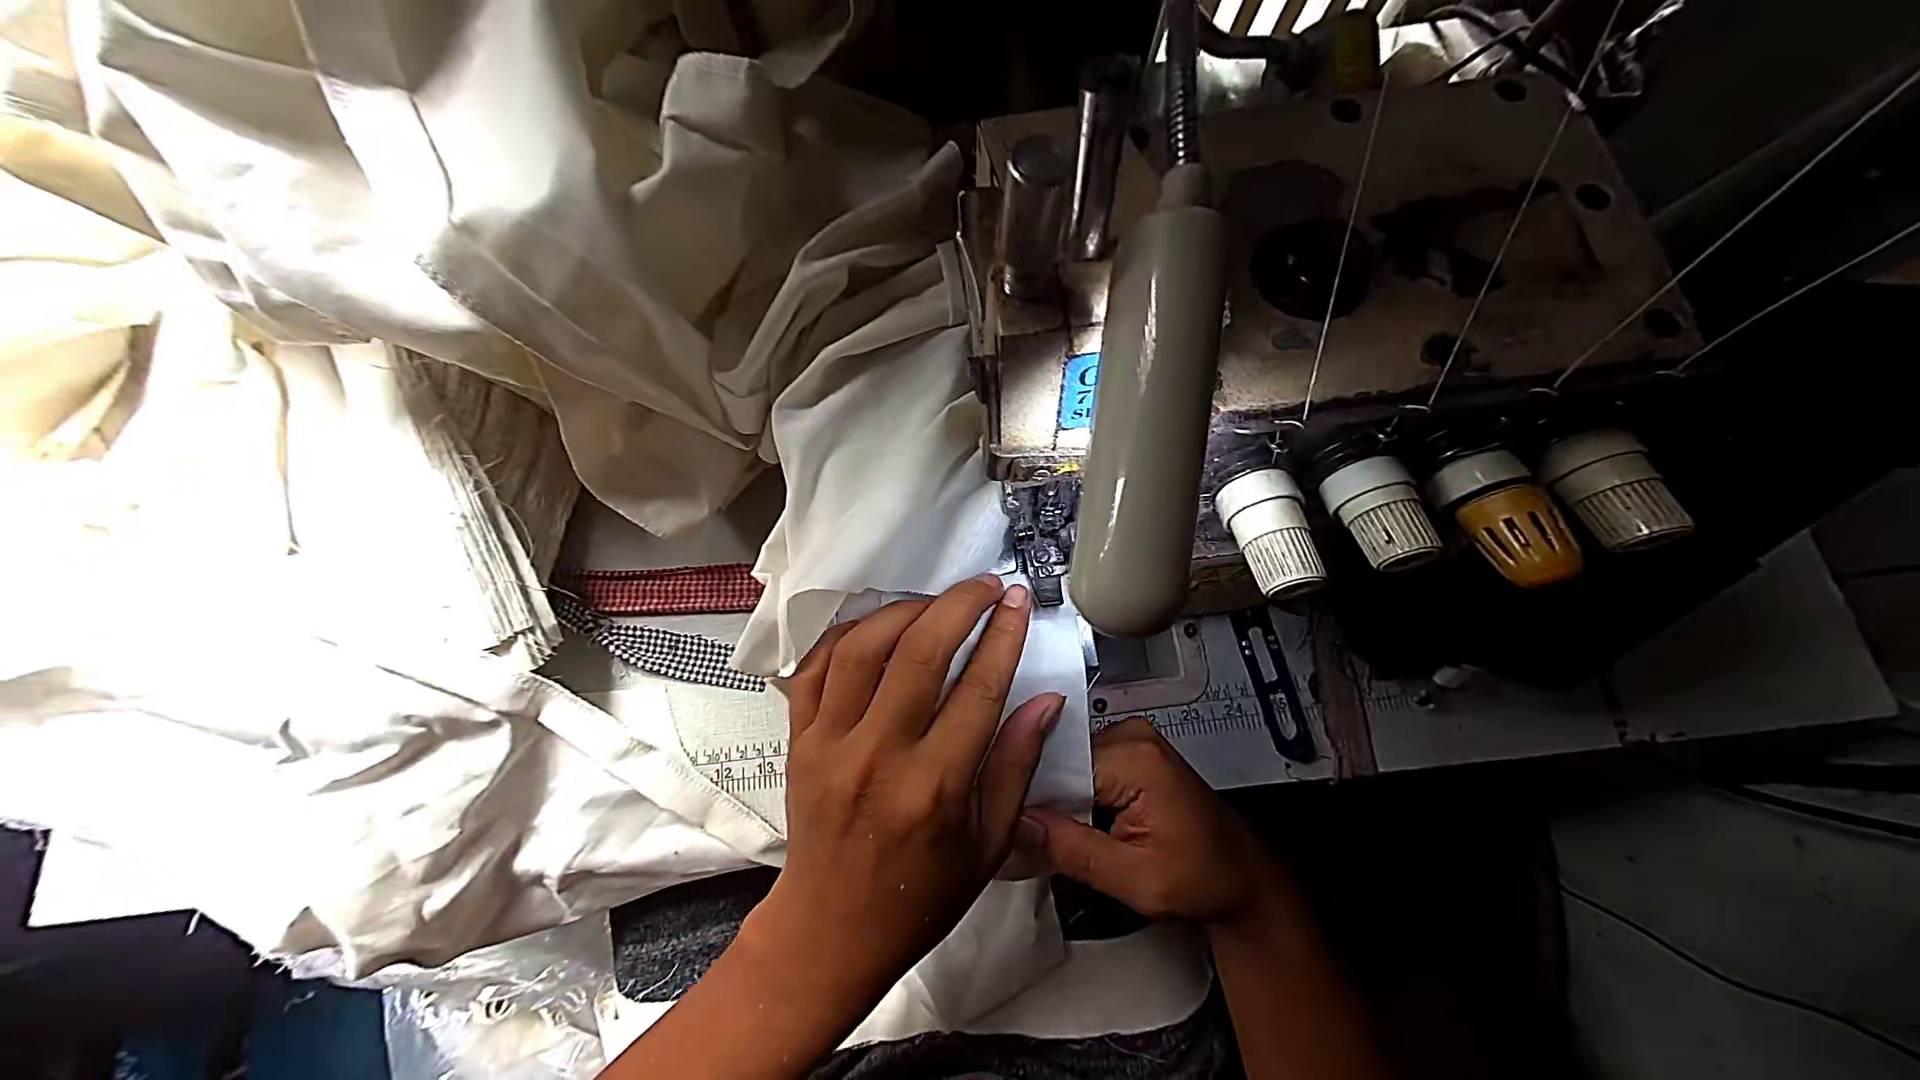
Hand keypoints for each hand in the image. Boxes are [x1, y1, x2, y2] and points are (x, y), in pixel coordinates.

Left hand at [741, 575, 1065, 1012]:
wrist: (831, 930)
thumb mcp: (989, 844)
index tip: (1019, 602)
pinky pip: (814, 666)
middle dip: (960, 605)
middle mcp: (878, 756)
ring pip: (863, 647)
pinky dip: (847, 634)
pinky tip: (878, 623)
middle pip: (919, 652)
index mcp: (935, 787)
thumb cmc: (920, 896)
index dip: (1004, 635)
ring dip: (904, 609)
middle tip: (986, 587)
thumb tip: (1045, 700)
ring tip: (937, 601)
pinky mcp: (798, 740)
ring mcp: (829, 743)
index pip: (977, 688)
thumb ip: (1017, 764)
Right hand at [1026, 717, 1283, 924]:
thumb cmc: (1205, 877)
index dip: (1031, 799)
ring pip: (1062, 763)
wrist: (1240, 875)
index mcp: (1135, 755)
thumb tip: (1016, 825)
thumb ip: (1073, 851)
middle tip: (1033, 843)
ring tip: (1056, 836)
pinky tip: (1073, 823)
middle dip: (1042, 801)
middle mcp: (1130, 734)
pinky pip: (1079, 766)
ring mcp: (1128, 738)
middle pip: (1057, 759)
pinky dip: (1070, 797)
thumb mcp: (1136, 880)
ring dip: (1054, 800)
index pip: (1055, 763)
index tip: (1013, 830)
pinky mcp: (1125, 750)